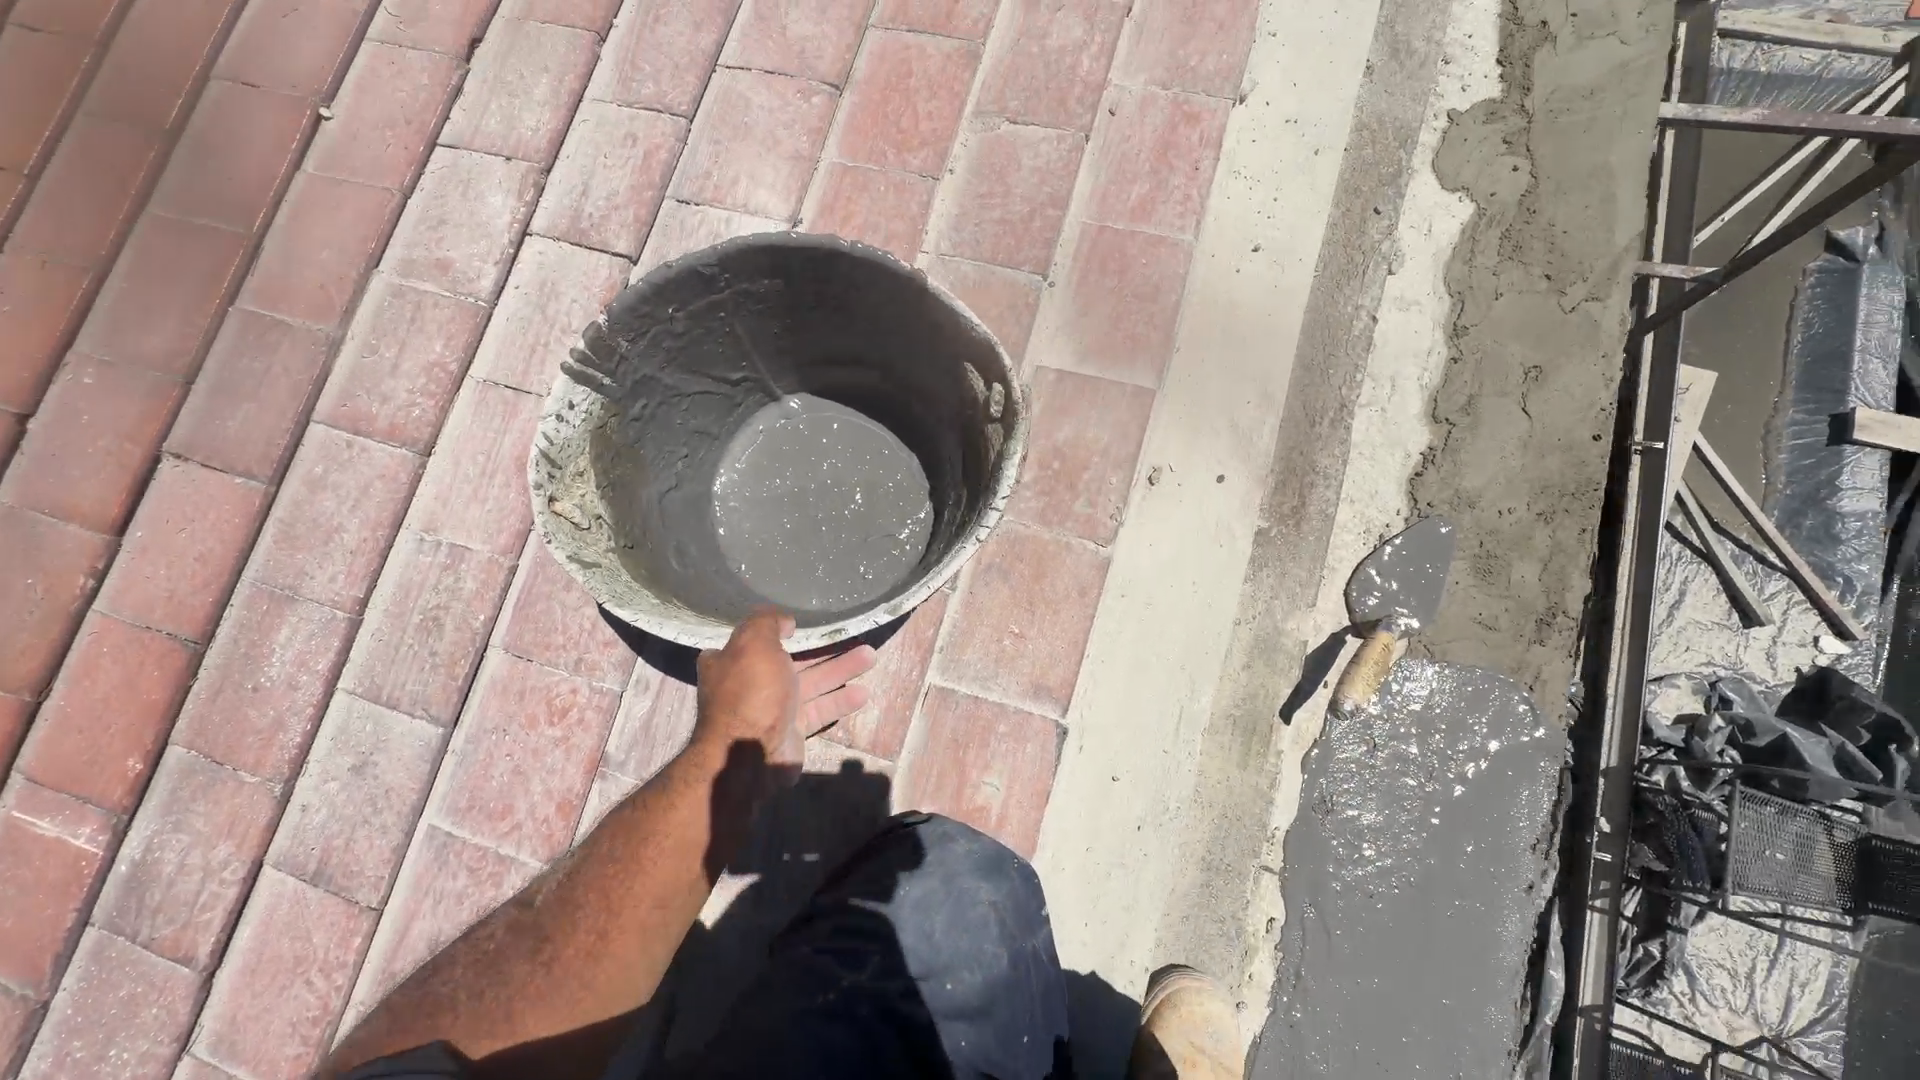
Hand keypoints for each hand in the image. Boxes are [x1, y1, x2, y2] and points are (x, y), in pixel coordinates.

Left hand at [692, 611, 877, 772]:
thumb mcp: (754, 642)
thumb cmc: (751, 691)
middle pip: (793, 659)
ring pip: (811, 682)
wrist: (751, 753)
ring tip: (870, 656)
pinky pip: (818, 709)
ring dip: (840, 669)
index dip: (777, 628)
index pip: (754, 639)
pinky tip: (863, 693)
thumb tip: (786, 622)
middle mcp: (750, 684)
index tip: (801, 620)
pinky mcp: (791, 730)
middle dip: (824, 648)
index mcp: (732, 661)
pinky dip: (839, 700)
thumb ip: (768, 621)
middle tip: (852, 635)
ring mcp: (772, 708)